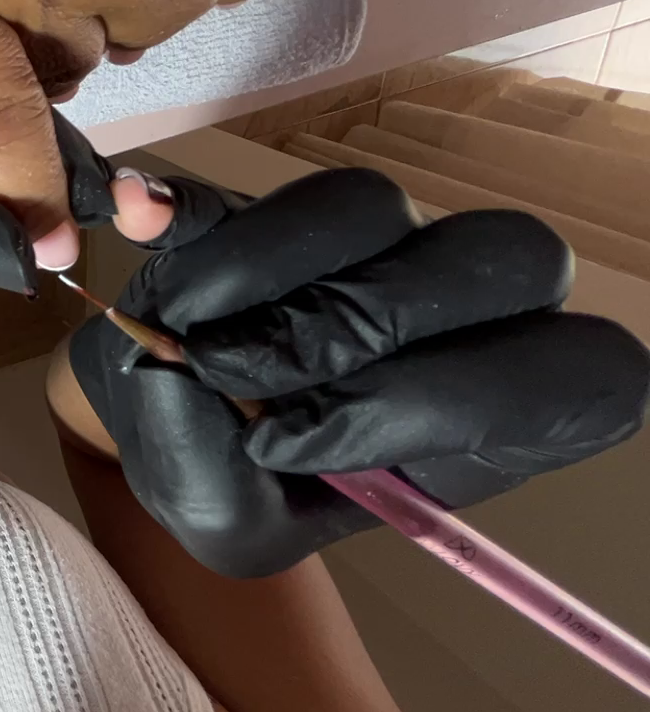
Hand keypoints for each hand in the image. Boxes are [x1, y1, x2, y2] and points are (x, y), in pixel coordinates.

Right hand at [70, 167, 649, 578]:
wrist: (149, 408)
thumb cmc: (216, 476)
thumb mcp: (223, 522)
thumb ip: (217, 478)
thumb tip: (176, 371)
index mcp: (487, 410)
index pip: (578, 375)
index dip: (440, 402)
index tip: (291, 440)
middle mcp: (446, 309)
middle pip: (499, 261)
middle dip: (340, 328)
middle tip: (227, 373)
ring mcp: (346, 245)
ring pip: (361, 205)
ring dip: (252, 269)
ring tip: (177, 325)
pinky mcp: (247, 212)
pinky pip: (226, 189)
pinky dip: (176, 210)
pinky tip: (134, 216)